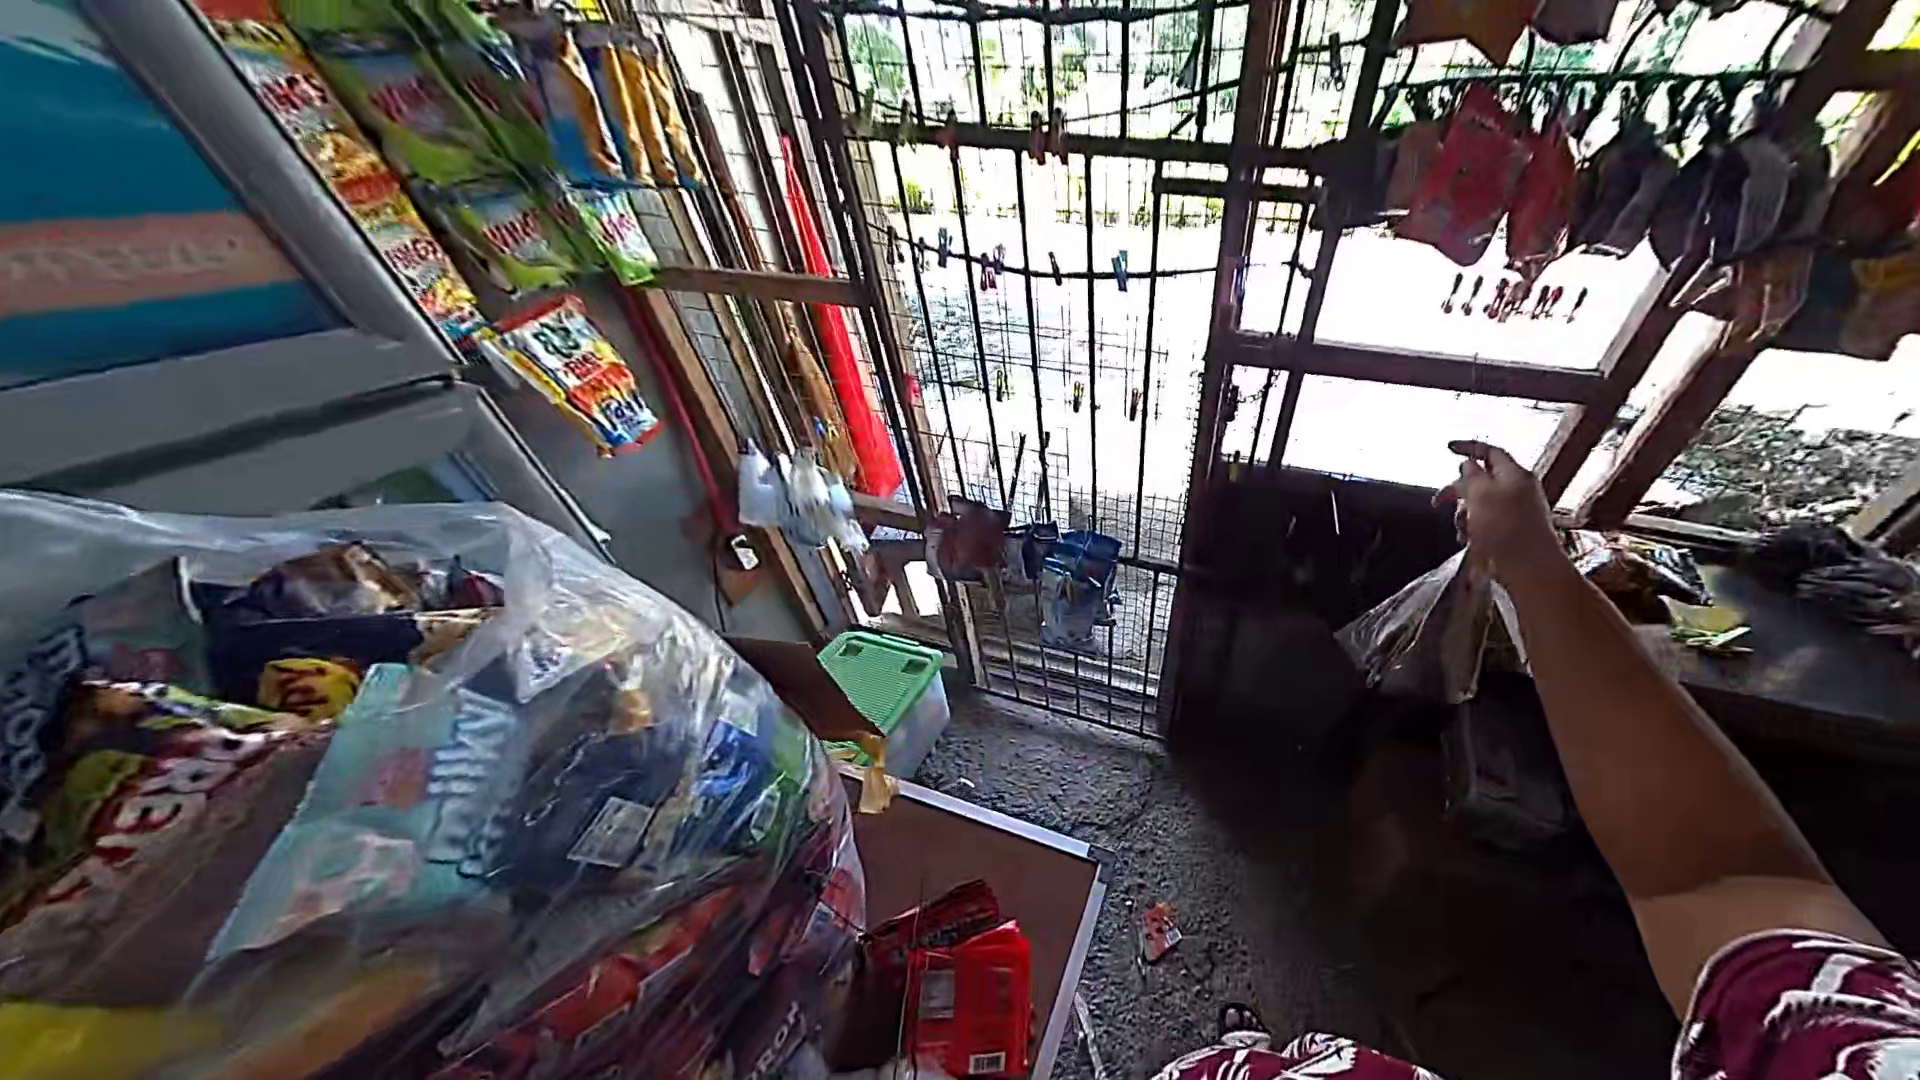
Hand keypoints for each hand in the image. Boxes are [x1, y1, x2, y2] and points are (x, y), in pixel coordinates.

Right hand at [1434, 440, 1561, 582]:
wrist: (1527, 566)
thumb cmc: (1504, 528)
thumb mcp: (1481, 495)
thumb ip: (1471, 475)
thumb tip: (1467, 464)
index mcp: (1514, 476)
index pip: (1490, 452)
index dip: (1468, 447)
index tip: (1447, 448)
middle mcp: (1515, 489)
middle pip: (1479, 479)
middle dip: (1457, 490)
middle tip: (1439, 501)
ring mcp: (1513, 508)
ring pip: (1476, 501)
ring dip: (1462, 513)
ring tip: (1462, 528)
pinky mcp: (1508, 527)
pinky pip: (1481, 518)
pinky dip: (1470, 526)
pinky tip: (1469, 538)